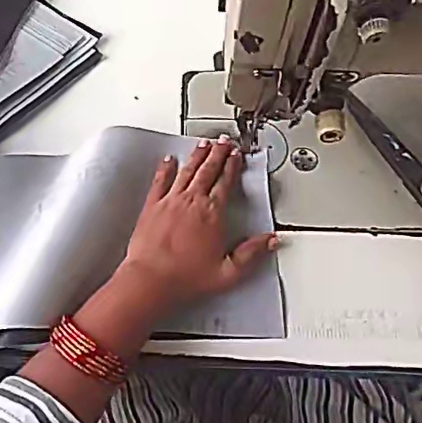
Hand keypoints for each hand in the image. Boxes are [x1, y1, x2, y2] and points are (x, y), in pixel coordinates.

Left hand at [110, 138, 278, 318]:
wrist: (151, 280)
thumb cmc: (185, 277)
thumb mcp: (229, 272)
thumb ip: (251, 253)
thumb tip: (270, 241)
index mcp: (212, 214)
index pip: (225, 182)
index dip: (232, 166)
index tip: (236, 155)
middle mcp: (192, 202)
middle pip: (208, 170)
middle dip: (218, 154)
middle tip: (224, 142)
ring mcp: (170, 202)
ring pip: (187, 171)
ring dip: (197, 156)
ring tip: (204, 144)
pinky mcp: (152, 207)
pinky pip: (160, 181)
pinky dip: (166, 169)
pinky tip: (169, 161)